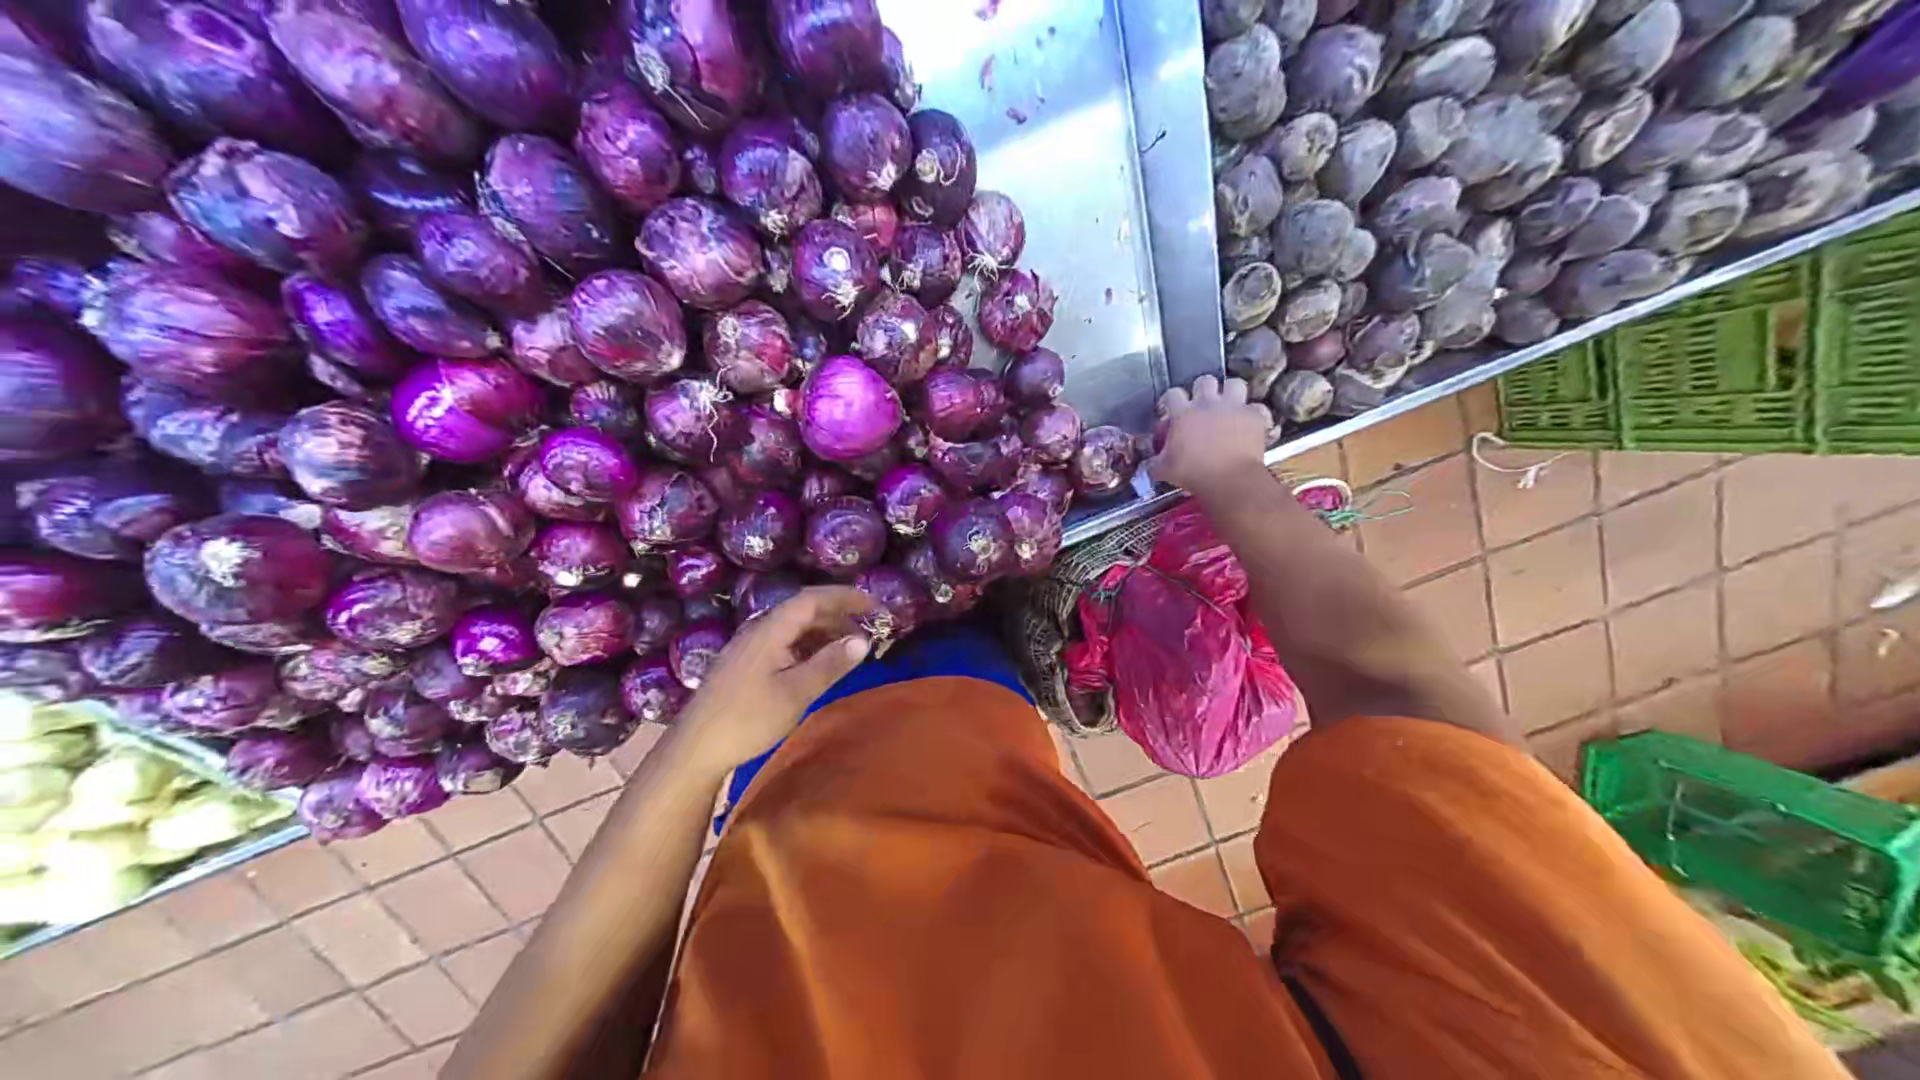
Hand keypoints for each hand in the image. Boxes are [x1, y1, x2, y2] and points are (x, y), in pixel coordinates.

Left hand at [674, 586, 875, 769]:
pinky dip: (809, 647)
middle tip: (869, 631)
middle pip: (803, 611)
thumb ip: (830, 664)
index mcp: (770, 629)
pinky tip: (819, 665)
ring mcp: (750, 648)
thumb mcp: (796, 692)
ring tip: (850, 649)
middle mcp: (759, 630)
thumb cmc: (748, 719)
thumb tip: (863, 640)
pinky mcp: (745, 665)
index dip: (845, 597)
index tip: (874, 606)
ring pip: (794, 629)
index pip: (812, 599)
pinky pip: (784, 643)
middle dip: (838, 616)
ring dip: (824, 633)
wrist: (695, 749)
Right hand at [1149, 375, 1272, 495]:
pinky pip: (1258, 407)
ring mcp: (1234, 407)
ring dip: (1231, 392)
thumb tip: (1148, 464)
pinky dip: (1254, 414)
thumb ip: (1155, 462)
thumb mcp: (1164, 470)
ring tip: (1229, 405)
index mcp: (1183, 414)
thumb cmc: (1192, 474)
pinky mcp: (1255, 417)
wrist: (1229, 480)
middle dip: (1203, 390)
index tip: (1171, 410)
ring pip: (1235, 383)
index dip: (1171, 400)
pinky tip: (1250, 422)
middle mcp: (1208, 404)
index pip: (1172, 394)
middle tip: (1202, 405)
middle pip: (1205, 381)